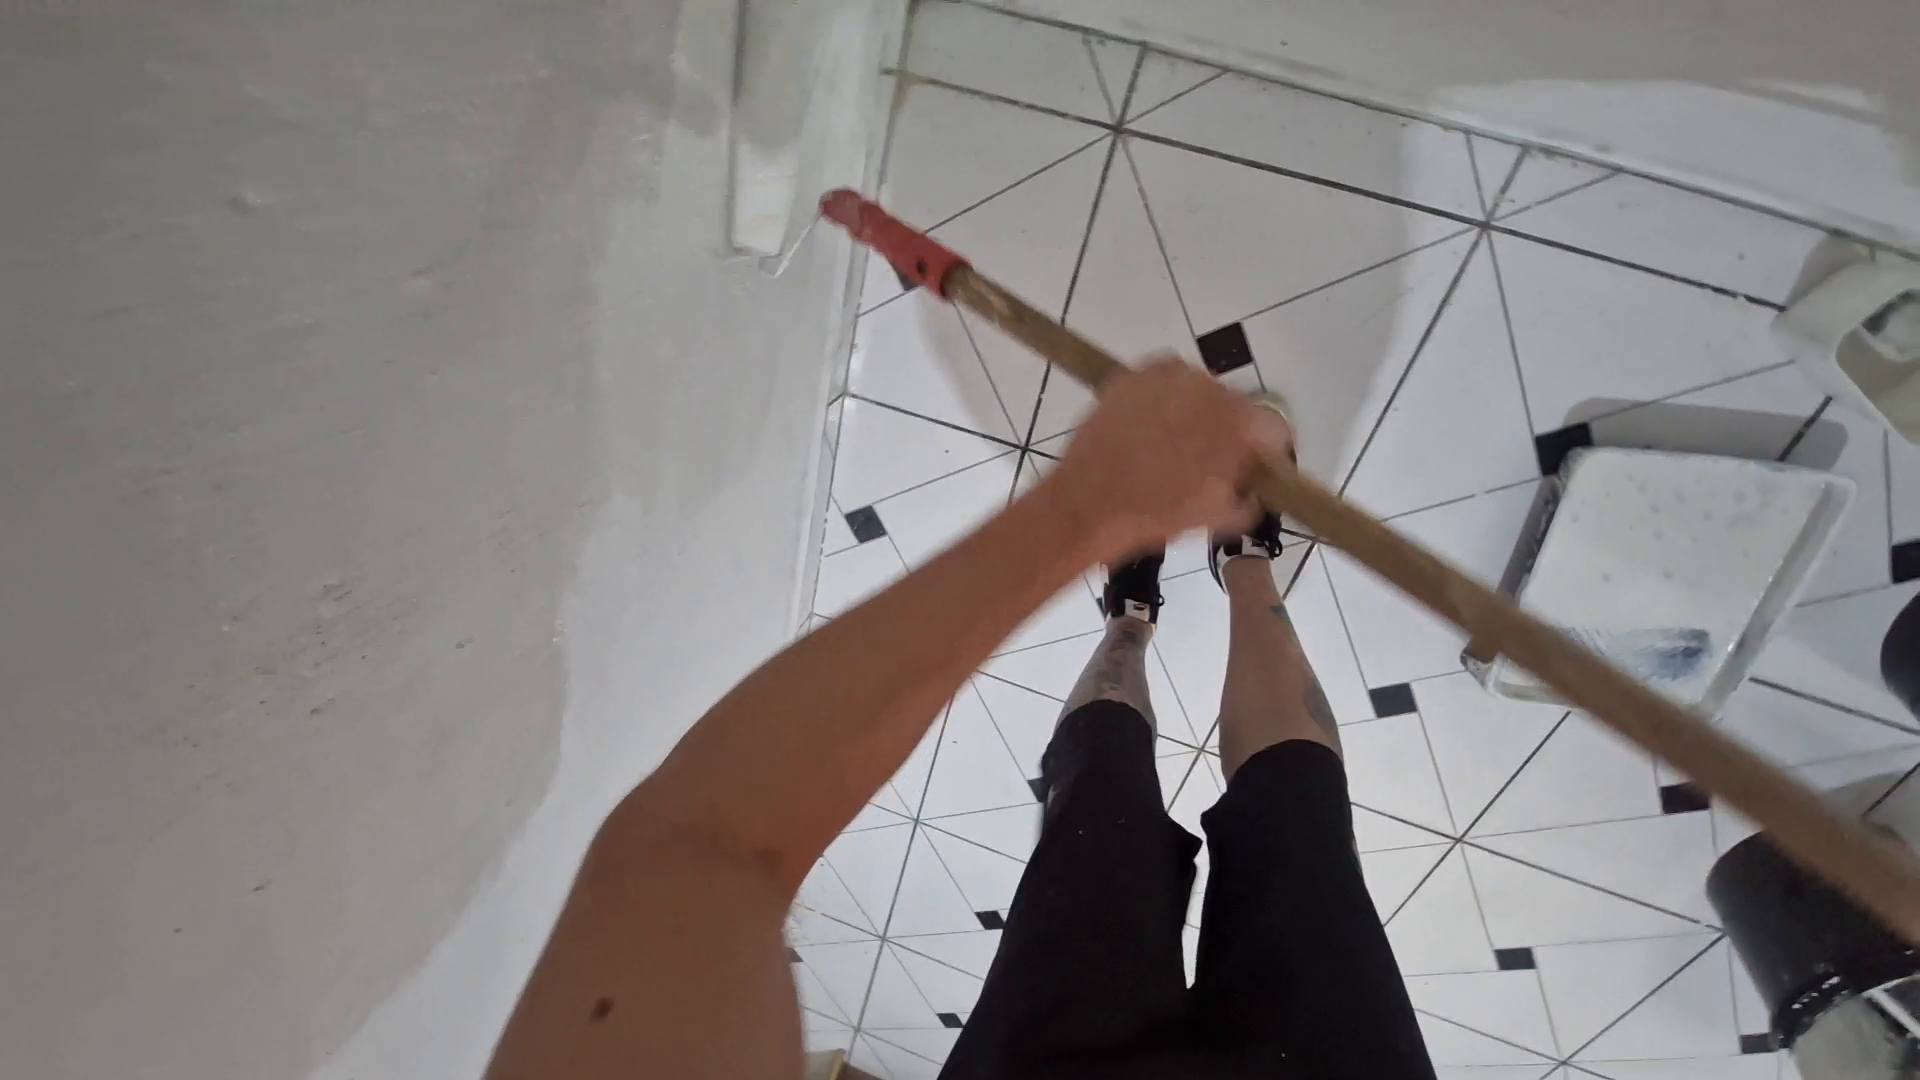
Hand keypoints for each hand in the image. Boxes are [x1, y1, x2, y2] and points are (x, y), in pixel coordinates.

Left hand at [1045, 357, 1292, 562]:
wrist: (1089, 505)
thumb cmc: (1156, 516)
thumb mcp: (1218, 517)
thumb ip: (1248, 499)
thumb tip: (1251, 492)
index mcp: (1243, 425)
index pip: (1274, 429)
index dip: (1267, 450)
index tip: (1256, 466)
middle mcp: (1213, 389)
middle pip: (1235, 406)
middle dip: (1227, 429)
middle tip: (1207, 457)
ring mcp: (1170, 377)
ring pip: (1198, 389)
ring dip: (1194, 410)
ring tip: (1173, 440)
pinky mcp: (1134, 374)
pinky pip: (1162, 378)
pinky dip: (1162, 395)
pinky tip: (1151, 420)